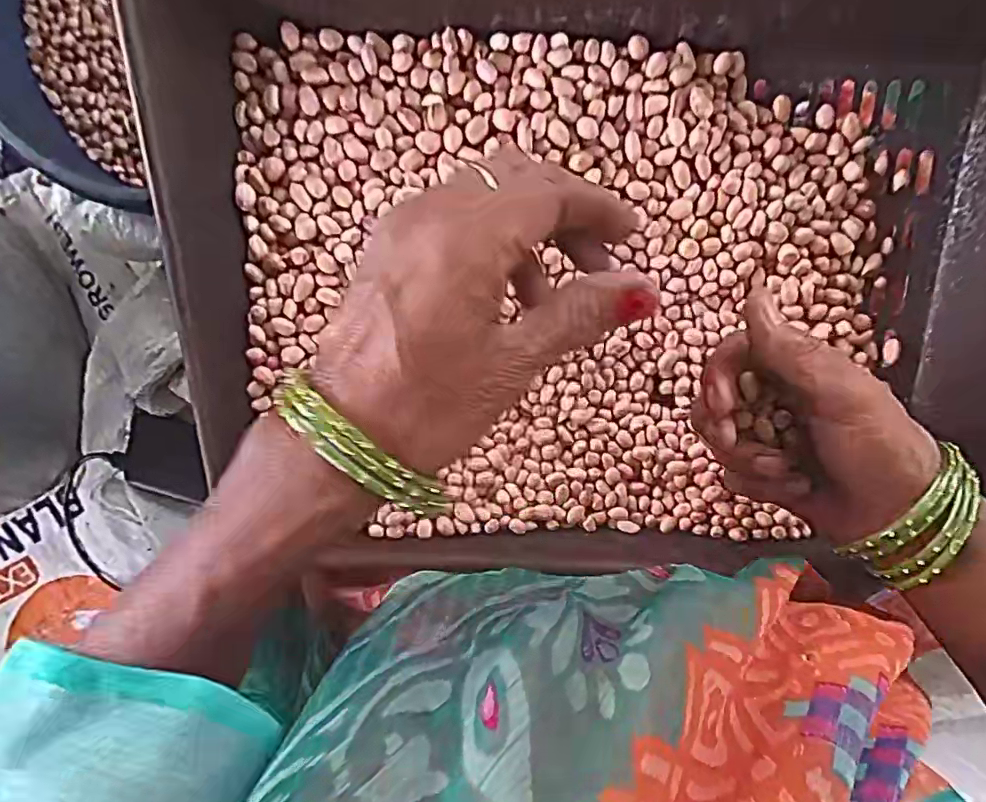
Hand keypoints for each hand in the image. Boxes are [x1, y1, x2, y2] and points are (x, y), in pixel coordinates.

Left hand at [306, 147, 658, 473]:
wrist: (344, 438)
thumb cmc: (426, 410)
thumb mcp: (511, 365)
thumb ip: (577, 315)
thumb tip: (640, 290)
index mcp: (463, 239)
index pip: (547, 193)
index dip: (598, 208)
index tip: (631, 235)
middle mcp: (427, 215)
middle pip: (515, 179)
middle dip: (566, 214)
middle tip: (599, 264)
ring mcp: (400, 229)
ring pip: (482, 197)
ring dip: (529, 231)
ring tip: (550, 298)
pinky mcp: (385, 251)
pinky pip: (450, 221)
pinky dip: (490, 242)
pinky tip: (502, 296)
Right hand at [690, 288, 941, 544]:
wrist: (896, 516)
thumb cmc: (881, 447)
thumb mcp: (841, 393)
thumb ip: (792, 350)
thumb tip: (756, 294)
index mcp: (794, 369)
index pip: (732, 357)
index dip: (715, 379)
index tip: (722, 406)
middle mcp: (774, 399)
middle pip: (713, 402)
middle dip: (727, 431)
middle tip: (752, 449)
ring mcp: (766, 437)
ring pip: (718, 443)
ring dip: (750, 462)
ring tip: (790, 472)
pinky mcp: (763, 474)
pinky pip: (732, 476)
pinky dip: (759, 487)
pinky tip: (796, 488)